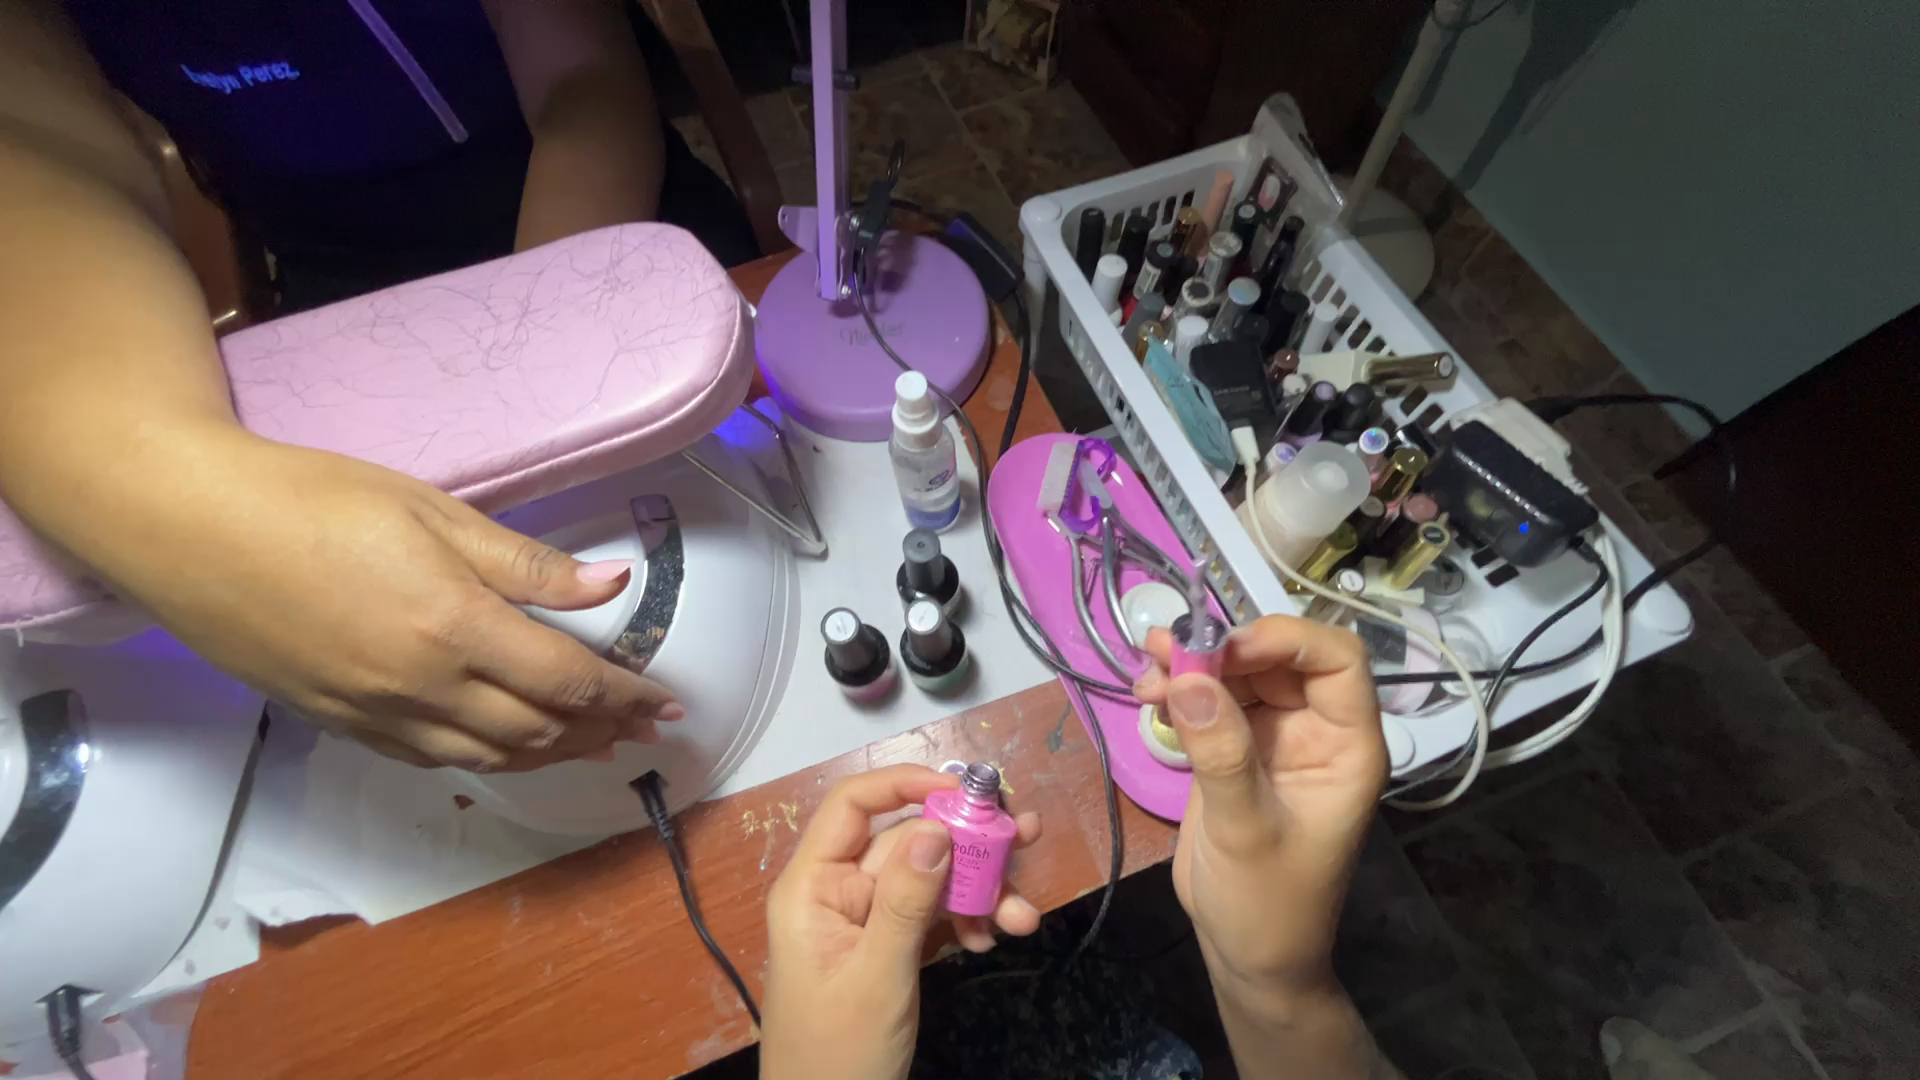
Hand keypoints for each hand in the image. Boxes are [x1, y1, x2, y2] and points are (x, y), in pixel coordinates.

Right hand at [70, 429, 678, 769]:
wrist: (180, 522)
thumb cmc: (321, 502)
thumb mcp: (444, 517)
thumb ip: (535, 564)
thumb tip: (615, 581)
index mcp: (457, 629)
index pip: (571, 679)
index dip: (627, 695)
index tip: (666, 704)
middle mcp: (421, 685)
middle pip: (539, 728)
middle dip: (603, 729)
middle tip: (643, 727)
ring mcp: (375, 713)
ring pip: (491, 755)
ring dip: (555, 754)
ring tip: (599, 747)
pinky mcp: (337, 722)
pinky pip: (433, 759)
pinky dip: (491, 759)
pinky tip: (514, 748)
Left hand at [762, 766, 1041, 1079]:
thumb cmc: (839, 1057)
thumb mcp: (876, 978)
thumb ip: (906, 900)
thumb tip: (937, 827)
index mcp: (814, 884)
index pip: (854, 804)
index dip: (906, 782)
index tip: (964, 790)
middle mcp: (840, 887)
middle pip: (908, 840)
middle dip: (967, 845)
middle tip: (1024, 838)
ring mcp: (868, 915)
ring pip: (930, 875)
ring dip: (979, 889)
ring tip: (1022, 915)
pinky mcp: (891, 942)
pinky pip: (935, 910)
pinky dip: (967, 919)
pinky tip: (992, 938)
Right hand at [1134, 616, 1385, 994]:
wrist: (1245, 949)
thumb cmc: (1267, 902)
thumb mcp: (1246, 831)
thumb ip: (1221, 754)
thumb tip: (1187, 678)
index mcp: (1345, 744)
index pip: (1335, 661)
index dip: (1284, 639)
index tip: (1221, 648)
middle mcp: (1311, 728)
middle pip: (1274, 657)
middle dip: (1219, 647)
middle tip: (1162, 653)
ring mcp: (1269, 735)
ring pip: (1234, 670)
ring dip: (1188, 663)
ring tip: (1143, 672)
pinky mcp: (1231, 745)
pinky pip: (1207, 696)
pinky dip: (1176, 687)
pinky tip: (1146, 694)